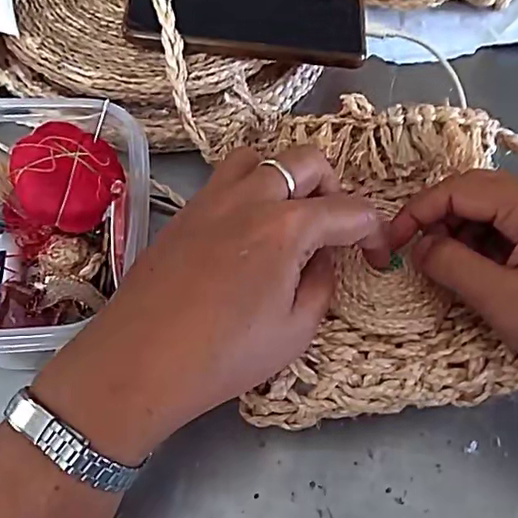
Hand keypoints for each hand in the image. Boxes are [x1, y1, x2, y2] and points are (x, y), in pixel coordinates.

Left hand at [33, 146, 384, 463]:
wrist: (140, 360)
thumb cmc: (225, 355)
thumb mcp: (296, 332)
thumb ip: (322, 285)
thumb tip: (324, 259)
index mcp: (288, 227)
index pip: (350, 210)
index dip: (374, 232)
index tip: (377, 256)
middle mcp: (251, 198)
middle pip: (308, 160)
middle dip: (335, 188)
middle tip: (334, 228)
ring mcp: (212, 199)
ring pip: (261, 156)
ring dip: (287, 176)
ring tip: (289, 217)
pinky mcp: (184, 211)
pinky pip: (226, 178)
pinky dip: (250, 188)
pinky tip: (247, 230)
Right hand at [379, 170, 517, 394]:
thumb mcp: (500, 298)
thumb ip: (451, 265)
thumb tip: (417, 247)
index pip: (461, 188)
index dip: (419, 212)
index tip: (393, 242)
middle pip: (477, 195)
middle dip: (440, 223)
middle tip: (419, 259)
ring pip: (492, 214)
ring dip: (462, 238)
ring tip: (450, 273)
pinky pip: (512, 231)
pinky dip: (485, 249)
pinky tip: (480, 276)